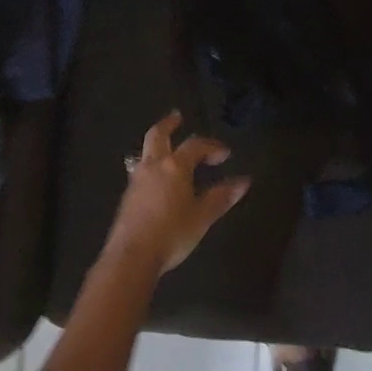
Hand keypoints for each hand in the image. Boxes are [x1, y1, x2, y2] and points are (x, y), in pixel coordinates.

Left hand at [105, 111, 250, 275]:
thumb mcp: (202, 217)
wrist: (131, 256)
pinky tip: (152, 177)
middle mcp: (154, 166)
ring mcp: (137, 179)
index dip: (211, 146)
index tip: (225, 154)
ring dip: (156, 143)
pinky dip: (149, 164)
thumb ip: (221, 197)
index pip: (195, 146)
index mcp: (175, 166)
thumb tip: (244, 181)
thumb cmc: (172, 234)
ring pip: (145, 151)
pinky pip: (139, 169)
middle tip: (177, 116)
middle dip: (169, 124)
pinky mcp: (127, 196)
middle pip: (158, 135)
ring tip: (163, 145)